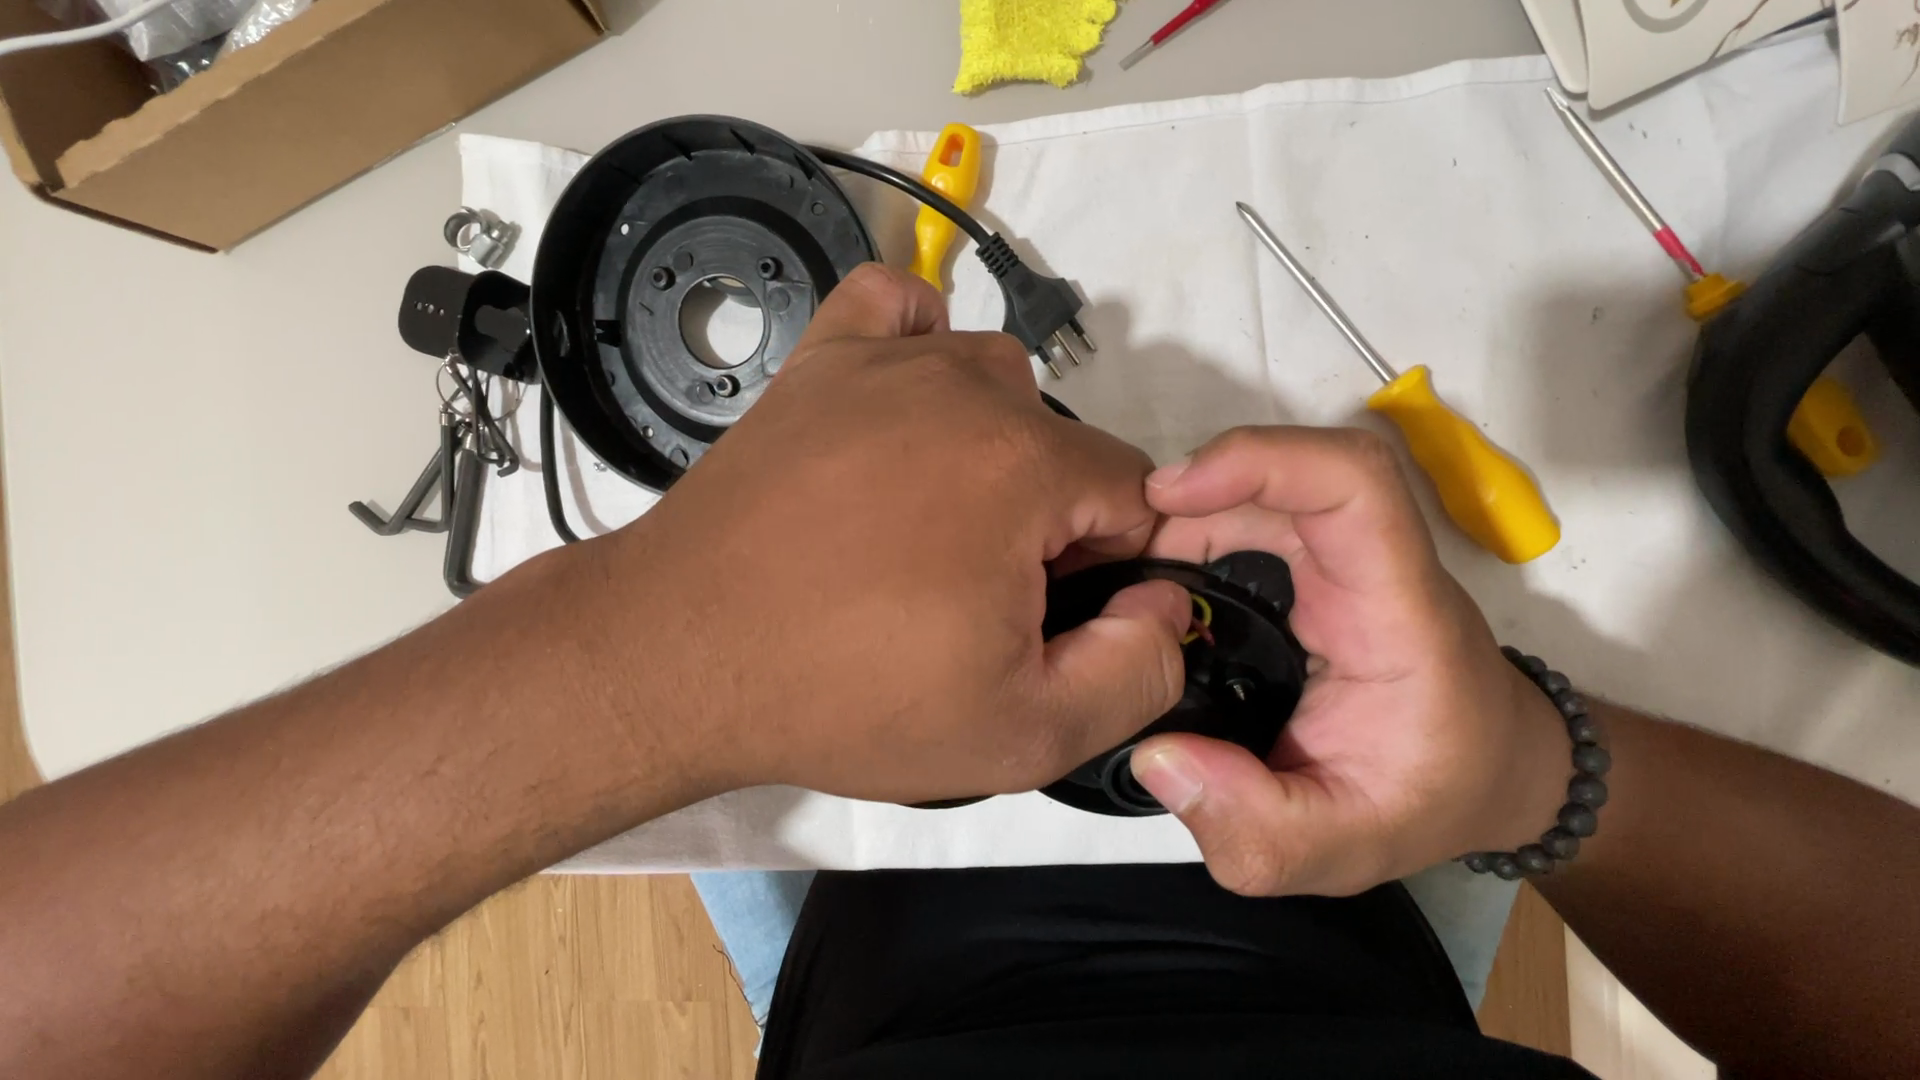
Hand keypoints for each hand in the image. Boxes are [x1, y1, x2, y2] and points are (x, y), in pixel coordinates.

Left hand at [523, 264, 1189, 805]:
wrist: (680, 657)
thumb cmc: (850, 697)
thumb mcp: (1023, 733)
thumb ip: (1135, 673)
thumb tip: (1165, 603)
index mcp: (1024, 465)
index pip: (1135, 495)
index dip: (1111, 567)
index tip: (1051, 615)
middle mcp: (964, 387)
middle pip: (1064, 443)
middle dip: (1051, 518)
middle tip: (976, 592)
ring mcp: (883, 362)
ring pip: (994, 380)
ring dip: (993, 446)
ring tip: (932, 519)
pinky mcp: (817, 362)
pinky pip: (895, 307)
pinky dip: (918, 341)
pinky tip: (903, 403)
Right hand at [1128, 427, 1569, 896]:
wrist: (1489, 772)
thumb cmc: (1433, 797)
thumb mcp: (1345, 849)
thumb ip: (1259, 829)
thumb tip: (1156, 757)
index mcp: (1396, 612)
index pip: (1353, 484)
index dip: (1262, 459)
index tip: (1172, 493)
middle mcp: (1371, 568)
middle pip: (1293, 474)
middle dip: (1195, 491)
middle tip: (1117, 550)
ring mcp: (1344, 564)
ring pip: (1266, 493)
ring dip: (1188, 512)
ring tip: (1122, 567)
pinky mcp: (1317, 573)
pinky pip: (1255, 519)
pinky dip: (1195, 528)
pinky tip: (1152, 576)